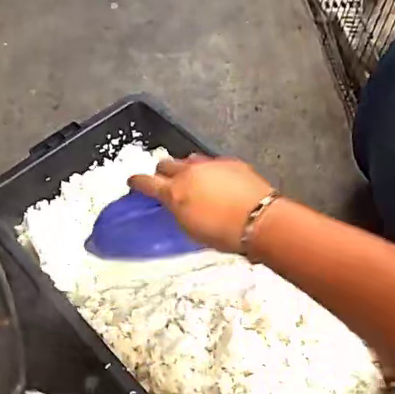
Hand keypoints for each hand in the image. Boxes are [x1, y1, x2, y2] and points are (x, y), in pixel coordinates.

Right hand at [128, 155, 276, 253]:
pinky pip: (212, 163)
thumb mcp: (190, 229)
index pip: (146, 181)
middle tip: (166, 183)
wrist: (260, 220)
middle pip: (166, 164)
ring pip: (189, 160)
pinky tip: (217, 183)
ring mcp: (210, 164)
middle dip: (162, 173)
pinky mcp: (230, 162)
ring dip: (186, 169)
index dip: (137, 182)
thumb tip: (174, 205)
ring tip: (193, 182)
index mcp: (174, 191)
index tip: (134, 182)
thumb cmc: (224, 233)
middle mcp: (188, 172)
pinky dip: (209, 171)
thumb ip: (177, 211)